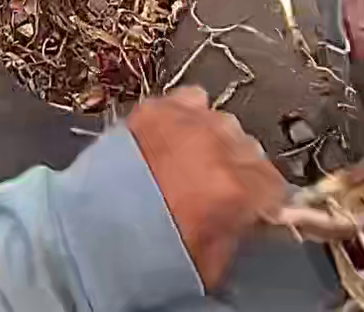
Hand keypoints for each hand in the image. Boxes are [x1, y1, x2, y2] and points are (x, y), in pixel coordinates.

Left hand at [127, 86, 286, 288]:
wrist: (90, 233)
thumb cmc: (144, 252)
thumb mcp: (209, 262)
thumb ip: (238, 230)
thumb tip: (251, 214)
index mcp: (232, 187)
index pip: (273, 181)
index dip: (265, 196)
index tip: (258, 202)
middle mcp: (215, 145)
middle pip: (249, 147)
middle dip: (241, 167)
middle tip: (220, 184)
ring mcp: (186, 120)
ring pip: (222, 120)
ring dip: (217, 139)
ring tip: (196, 159)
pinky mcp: (160, 107)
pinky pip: (192, 99)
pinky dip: (191, 114)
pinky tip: (179, 135)